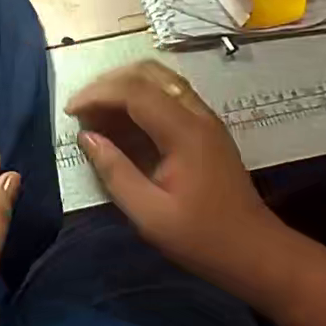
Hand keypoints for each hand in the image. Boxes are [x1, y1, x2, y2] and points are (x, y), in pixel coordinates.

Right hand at [66, 61, 285, 281]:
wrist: (254, 251)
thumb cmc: (200, 237)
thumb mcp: (148, 214)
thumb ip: (115, 171)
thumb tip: (86, 137)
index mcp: (184, 132)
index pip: (135, 91)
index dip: (98, 94)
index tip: (71, 111)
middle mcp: (198, 115)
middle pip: (149, 73)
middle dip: (109, 83)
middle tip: (82, 108)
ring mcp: (205, 119)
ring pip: (161, 79)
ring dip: (125, 87)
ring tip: (97, 112)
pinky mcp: (206, 129)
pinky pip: (170, 96)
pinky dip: (141, 98)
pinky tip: (122, 122)